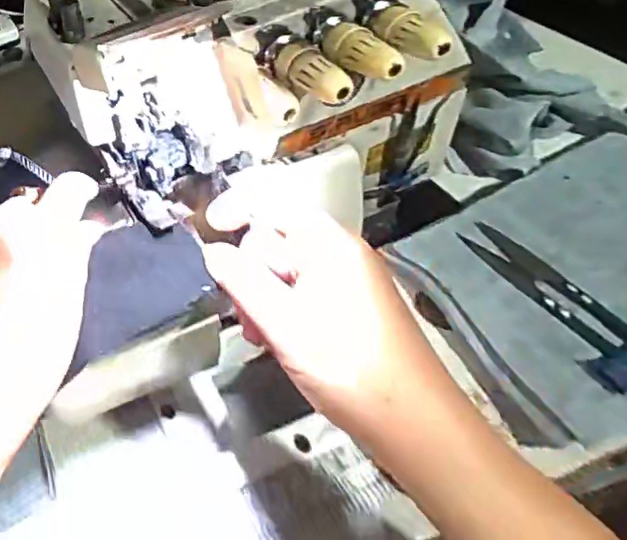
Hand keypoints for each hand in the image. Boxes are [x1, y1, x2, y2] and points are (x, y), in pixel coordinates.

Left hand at [0, 171, 104, 454]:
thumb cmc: (30, 357)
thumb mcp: (70, 300)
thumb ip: (78, 250)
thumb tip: (87, 225)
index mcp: (40, 229)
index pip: (69, 186)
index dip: (82, 192)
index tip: (86, 200)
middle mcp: (1, 218)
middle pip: (34, 199)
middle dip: (46, 216)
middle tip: (53, 249)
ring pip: (5, 214)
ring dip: (17, 230)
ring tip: (19, 268)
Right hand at [200, 187, 463, 451]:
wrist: (414, 421)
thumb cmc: (353, 371)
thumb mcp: (284, 324)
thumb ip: (243, 282)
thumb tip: (215, 253)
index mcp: (328, 243)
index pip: (273, 205)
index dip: (238, 209)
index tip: (211, 225)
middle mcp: (342, 251)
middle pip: (278, 240)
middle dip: (251, 272)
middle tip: (245, 314)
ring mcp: (351, 278)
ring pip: (290, 270)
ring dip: (266, 297)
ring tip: (264, 336)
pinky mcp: (355, 305)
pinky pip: (308, 291)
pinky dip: (288, 310)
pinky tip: (284, 342)